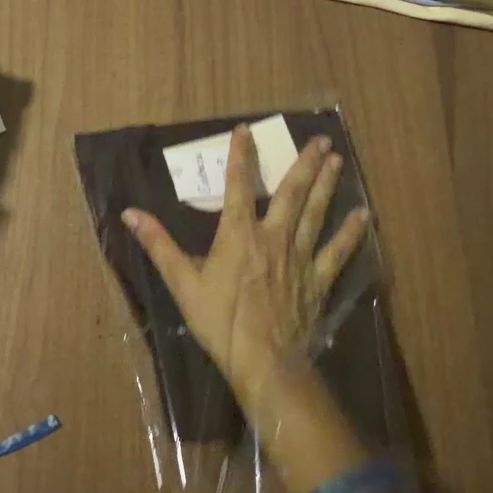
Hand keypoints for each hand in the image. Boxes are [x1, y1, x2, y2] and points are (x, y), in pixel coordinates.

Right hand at [122, 128, 369, 389]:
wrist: (264, 361)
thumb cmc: (219, 321)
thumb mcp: (182, 282)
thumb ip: (158, 244)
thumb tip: (130, 213)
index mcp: (238, 234)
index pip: (238, 185)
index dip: (240, 155)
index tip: (245, 130)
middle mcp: (273, 237)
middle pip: (291, 192)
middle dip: (304, 163)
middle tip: (321, 140)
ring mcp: (300, 258)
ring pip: (316, 213)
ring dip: (327, 185)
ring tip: (338, 161)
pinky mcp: (318, 281)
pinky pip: (337, 252)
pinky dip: (350, 233)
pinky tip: (363, 216)